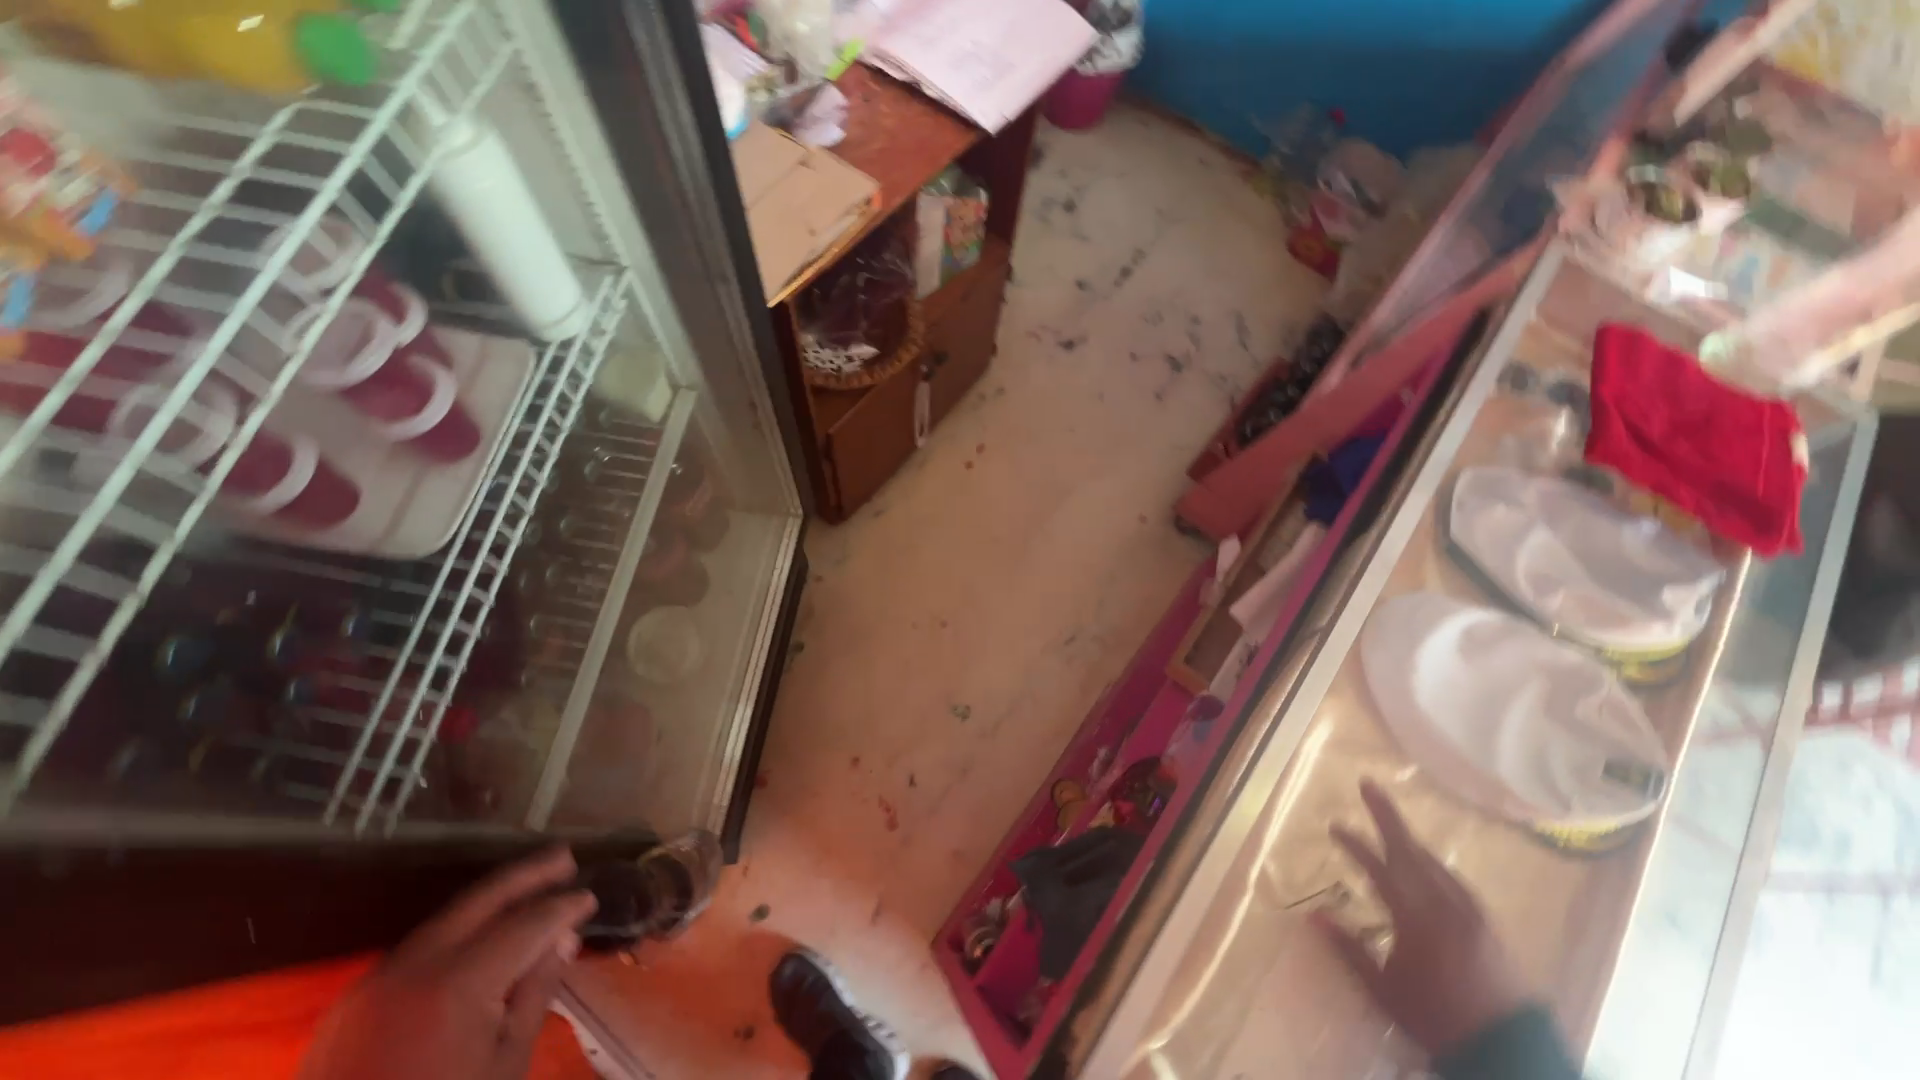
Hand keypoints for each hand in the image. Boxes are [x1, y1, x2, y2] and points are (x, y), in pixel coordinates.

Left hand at [300, 847, 597, 1079]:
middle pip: (479, 901)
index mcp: (457, 985)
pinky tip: (478, 937)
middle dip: (526, 875)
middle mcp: (412, 967)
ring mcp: (373, 982)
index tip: (589, 897)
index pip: (525, 924)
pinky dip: (456, 933)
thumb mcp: (507, 1065)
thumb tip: (560, 939)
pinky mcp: (351, 1002)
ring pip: (444, 920)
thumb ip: (535, 994)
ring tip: (528, 889)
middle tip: (564, 857)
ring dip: (489, 902)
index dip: (561, 907)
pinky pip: (416, 950)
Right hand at [1314, 781, 1528, 1055]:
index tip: (1333, 826)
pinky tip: (1426, 866)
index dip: (1354, 844)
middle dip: (1387, 815)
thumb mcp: (1382, 988)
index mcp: (1415, 916)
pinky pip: (1454, 879)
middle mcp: (1445, 903)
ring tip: (1391, 827)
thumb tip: (1313, 915)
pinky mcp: (1489, 922)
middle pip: (1411, 849)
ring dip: (1410, 840)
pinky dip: (1432, 863)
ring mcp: (1471, 910)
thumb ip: (1348, 947)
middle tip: (1368, 784)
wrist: (1505, 1048)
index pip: (1378, 867)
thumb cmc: (1434, 1018)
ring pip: (1435, 862)